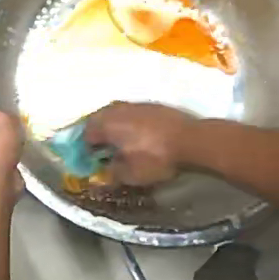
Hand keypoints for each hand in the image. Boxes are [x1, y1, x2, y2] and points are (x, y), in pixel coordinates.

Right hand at [82, 103, 196, 186]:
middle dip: (98, 134)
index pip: (86, 134)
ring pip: (116, 113)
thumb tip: (105, 171)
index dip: (86, 149)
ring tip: (122, 142)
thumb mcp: (131, 175)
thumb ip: (113, 173)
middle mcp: (117, 109)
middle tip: (104, 150)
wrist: (192, 139)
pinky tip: (140, 134)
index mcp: (107, 124)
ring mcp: (136, 104)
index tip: (93, 160)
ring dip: (114, 126)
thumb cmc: (156, 158)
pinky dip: (131, 122)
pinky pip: (133, 112)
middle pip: (98, 119)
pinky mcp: (153, 105)